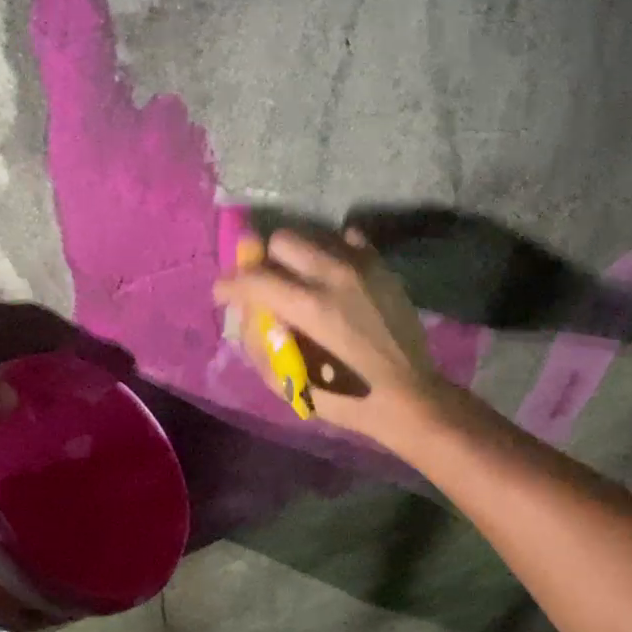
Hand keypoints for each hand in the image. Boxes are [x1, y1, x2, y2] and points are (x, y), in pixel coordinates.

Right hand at [214, 228, 444, 441]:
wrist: (408, 394)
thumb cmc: (346, 396)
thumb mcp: (289, 382)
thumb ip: (259, 342)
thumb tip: (246, 313)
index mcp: (309, 306)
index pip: (253, 278)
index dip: (229, 285)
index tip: (223, 295)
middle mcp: (333, 275)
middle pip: (282, 240)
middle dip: (267, 262)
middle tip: (270, 286)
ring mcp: (362, 266)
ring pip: (314, 235)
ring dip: (300, 256)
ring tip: (303, 281)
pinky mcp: (381, 267)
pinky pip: (348, 239)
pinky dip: (333, 252)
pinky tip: (333, 276)